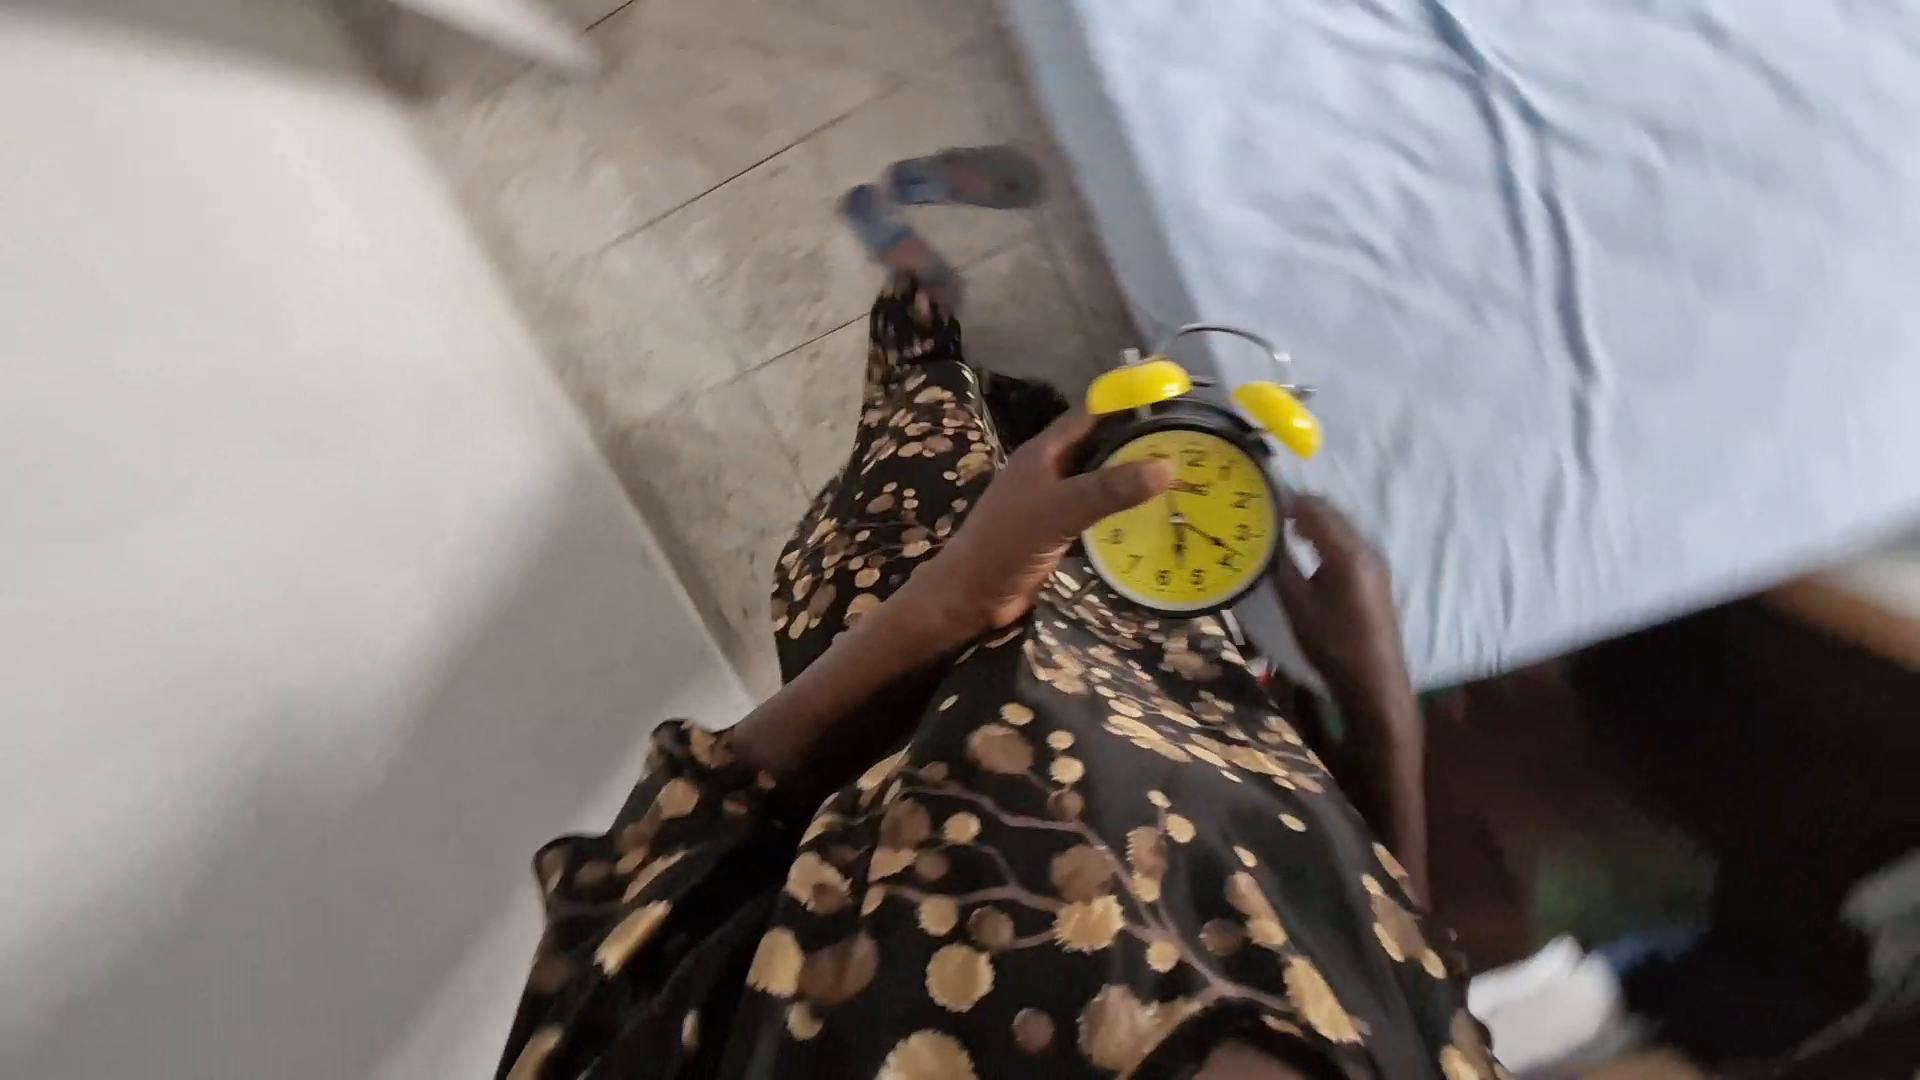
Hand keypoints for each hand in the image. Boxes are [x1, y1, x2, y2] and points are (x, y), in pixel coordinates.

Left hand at [916, 411, 1172, 633]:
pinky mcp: (1057, 532)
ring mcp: (1053, 501)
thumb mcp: (1061, 510)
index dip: (1127, 402)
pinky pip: (1096, 514)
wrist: (971, 594)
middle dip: (1139, 443)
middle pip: (1100, 446)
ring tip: (1184, 479)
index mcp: (1045, 452)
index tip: (1173, 400)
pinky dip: (1121, 513)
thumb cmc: (1007, 543)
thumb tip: (1168, 465)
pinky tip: (1153, 519)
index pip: (1092, 413)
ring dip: (1133, 480)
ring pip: (1100, 481)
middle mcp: (1050, 470)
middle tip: (1190, 444)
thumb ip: (1110, 488)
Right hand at [1270, 494, 1409, 702]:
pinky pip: (1347, 539)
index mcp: (1346, 554)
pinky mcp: (1376, 573)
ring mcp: (1375, 560)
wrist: (1373, 679)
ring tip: (1279, 527)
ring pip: (1340, 523)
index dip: (1285, 501)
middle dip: (1298, 506)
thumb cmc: (1330, 643)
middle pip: (1330, 511)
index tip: (1258, 500)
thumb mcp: (1295, 603)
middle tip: (1264, 512)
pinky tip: (1305, 546)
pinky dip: (1324, 533)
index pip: (1314, 509)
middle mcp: (1366, 549)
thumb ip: (1280, 563)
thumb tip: (1264, 536)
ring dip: (1312, 519)